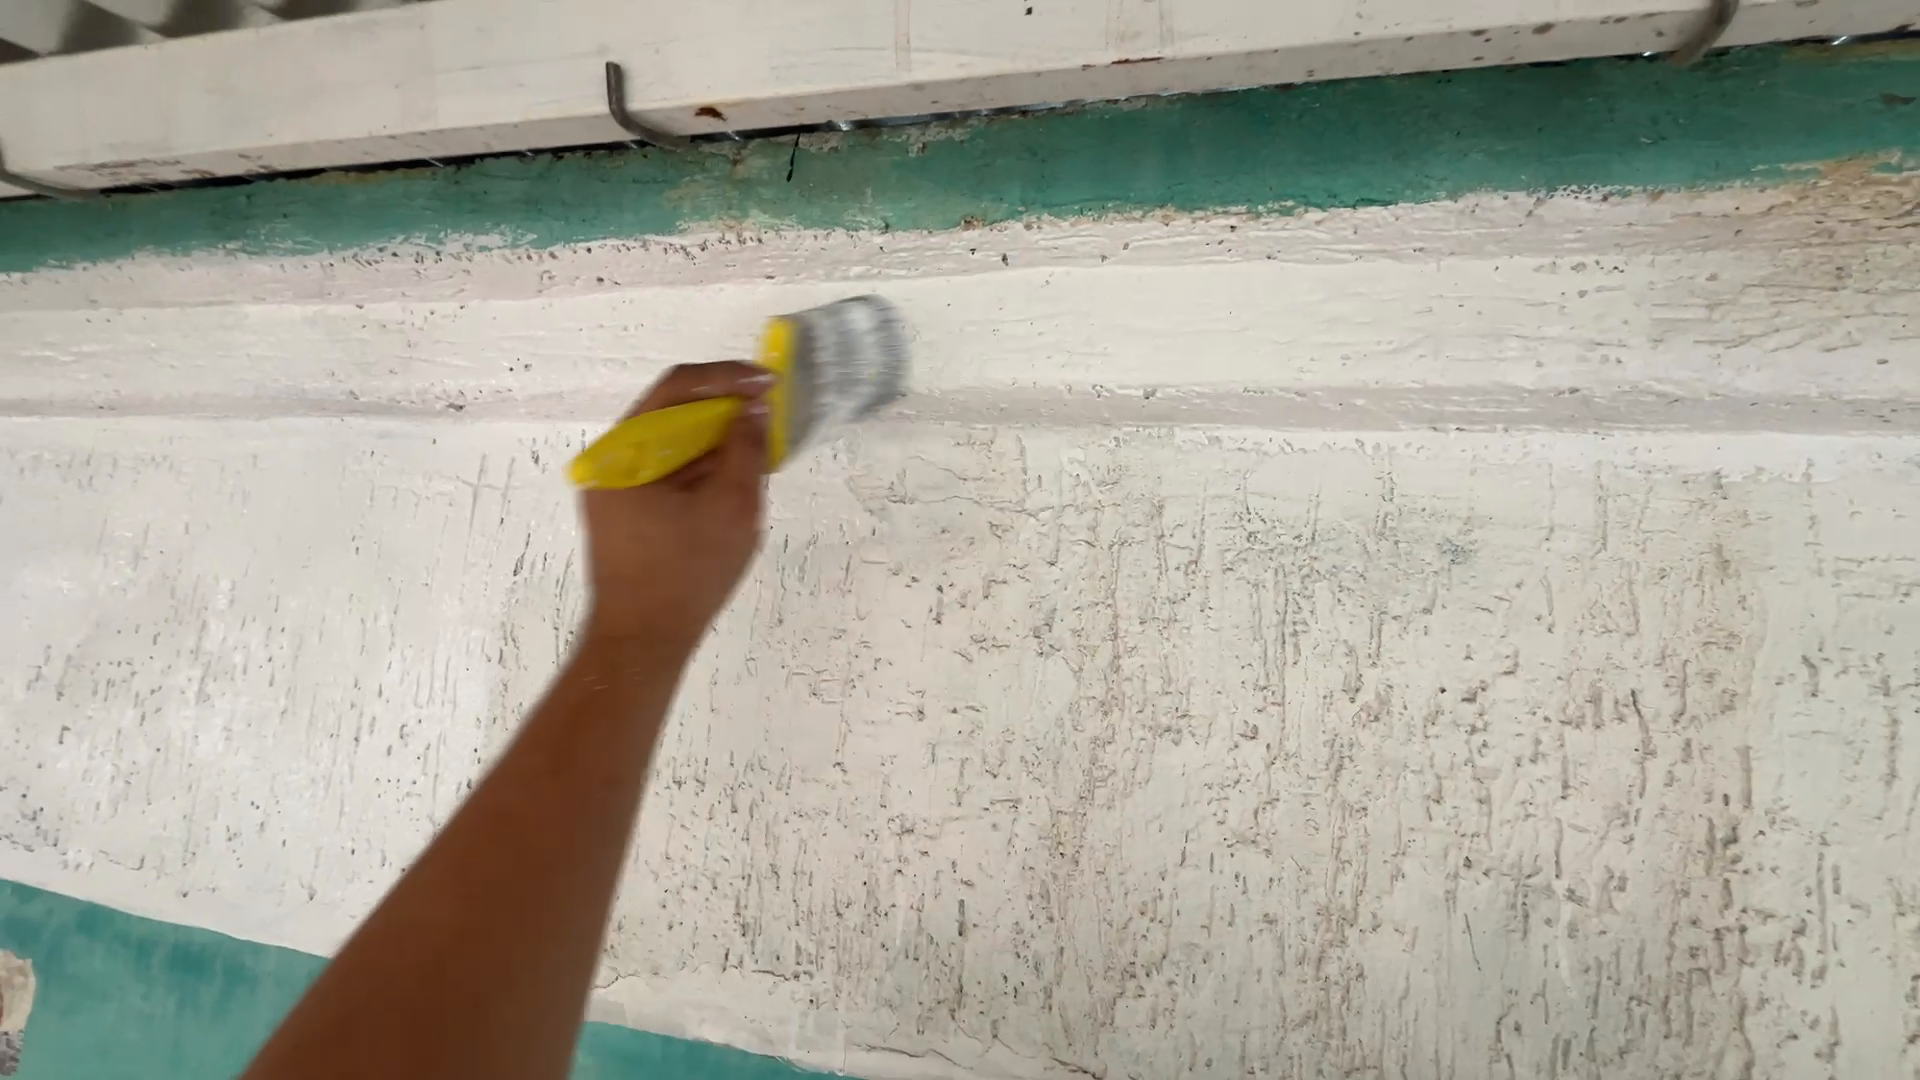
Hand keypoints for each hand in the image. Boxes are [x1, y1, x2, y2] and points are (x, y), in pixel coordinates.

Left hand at [580, 362, 771, 654]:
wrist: (642, 643)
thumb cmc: (687, 574)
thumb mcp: (731, 507)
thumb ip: (746, 449)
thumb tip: (754, 407)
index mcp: (625, 450)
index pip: (678, 387)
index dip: (729, 378)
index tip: (771, 384)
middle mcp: (613, 461)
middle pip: (675, 414)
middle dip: (728, 412)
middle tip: (771, 420)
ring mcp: (618, 489)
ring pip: (675, 446)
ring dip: (719, 443)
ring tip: (761, 455)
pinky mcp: (629, 513)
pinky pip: (671, 474)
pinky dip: (705, 470)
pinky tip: (736, 484)